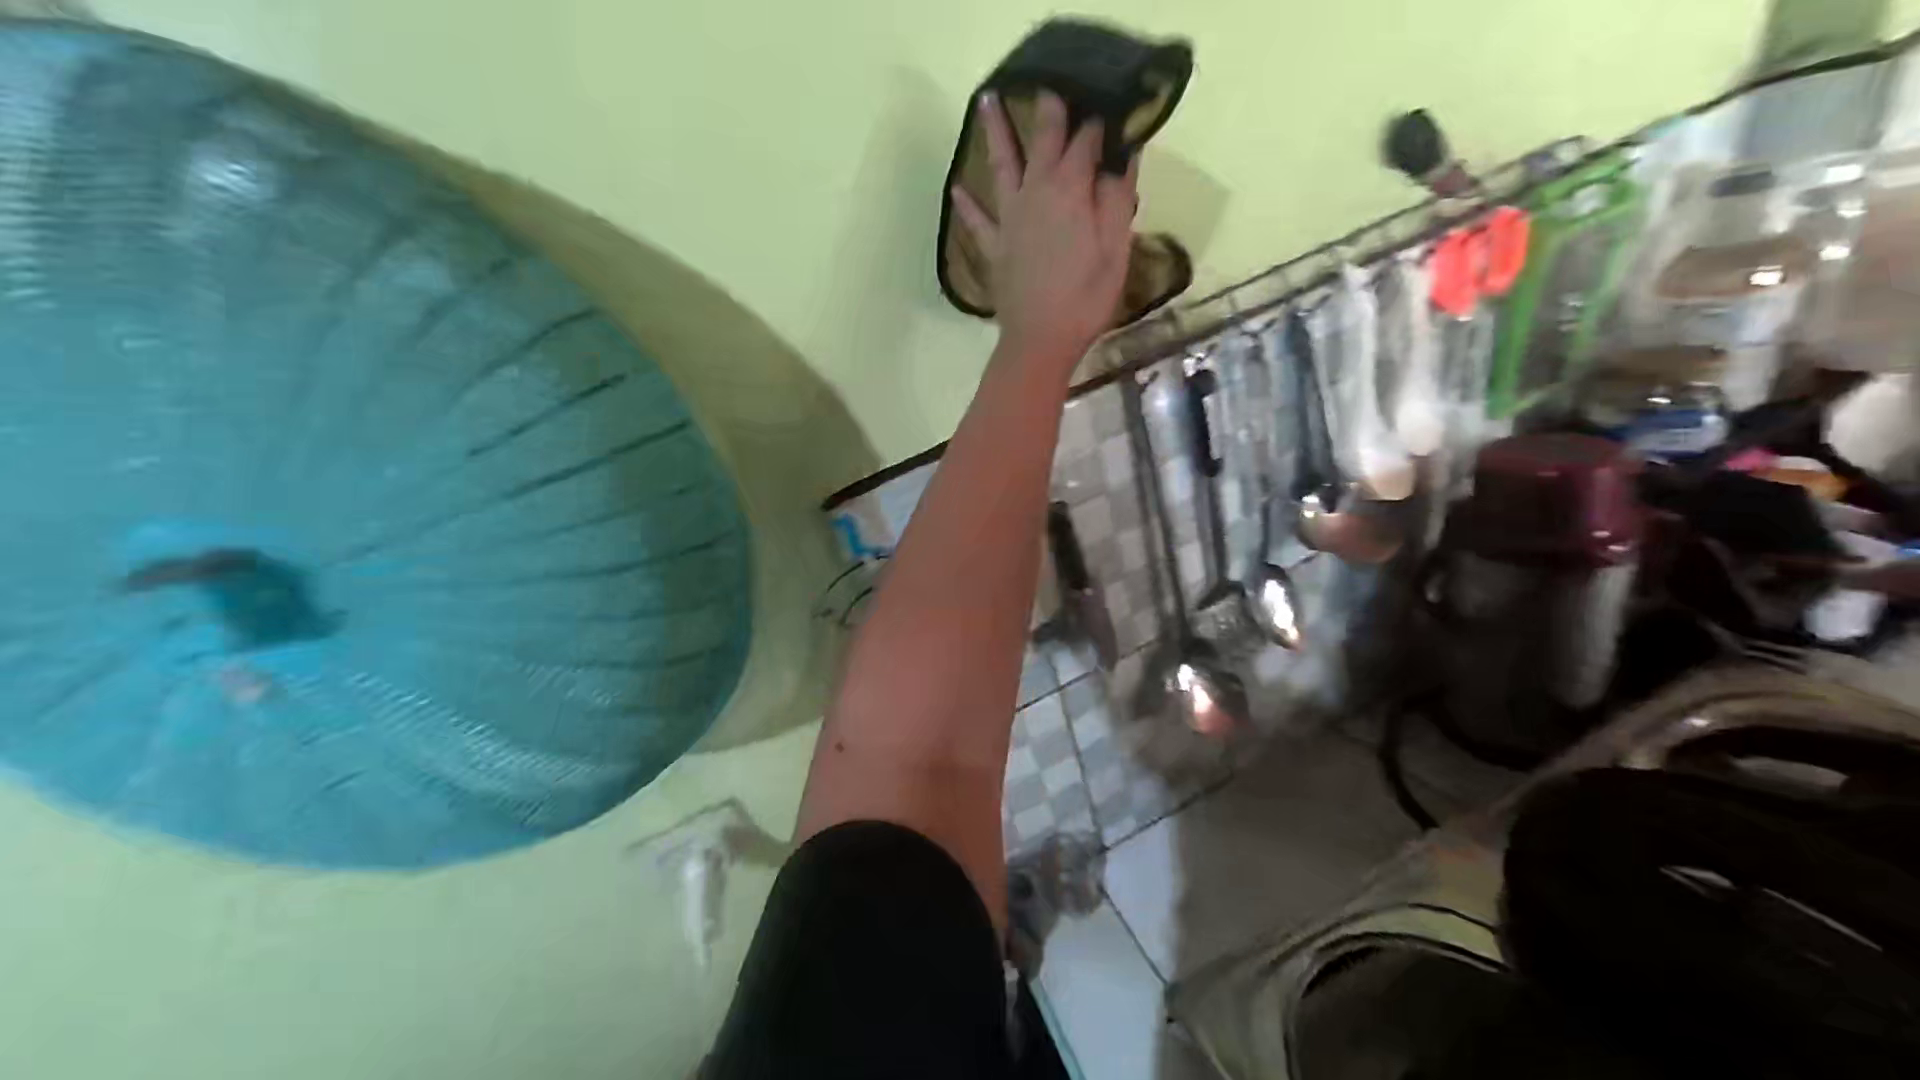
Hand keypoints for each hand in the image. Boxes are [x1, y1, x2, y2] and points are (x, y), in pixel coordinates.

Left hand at [951, 91, 1138, 366]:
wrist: (1040, 341)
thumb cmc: (1086, 298)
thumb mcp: (1116, 249)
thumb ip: (1117, 199)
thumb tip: (1123, 157)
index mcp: (1070, 190)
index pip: (1086, 142)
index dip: (1098, 124)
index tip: (1106, 109)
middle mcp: (1035, 193)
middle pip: (1044, 141)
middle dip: (1049, 111)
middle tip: (1049, 86)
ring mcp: (1009, 218)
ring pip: (1002, 165)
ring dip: (997, 132)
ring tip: (987, 102)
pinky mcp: (994, 246)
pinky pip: (978, 220)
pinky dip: (968, 205)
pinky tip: (957, 189)